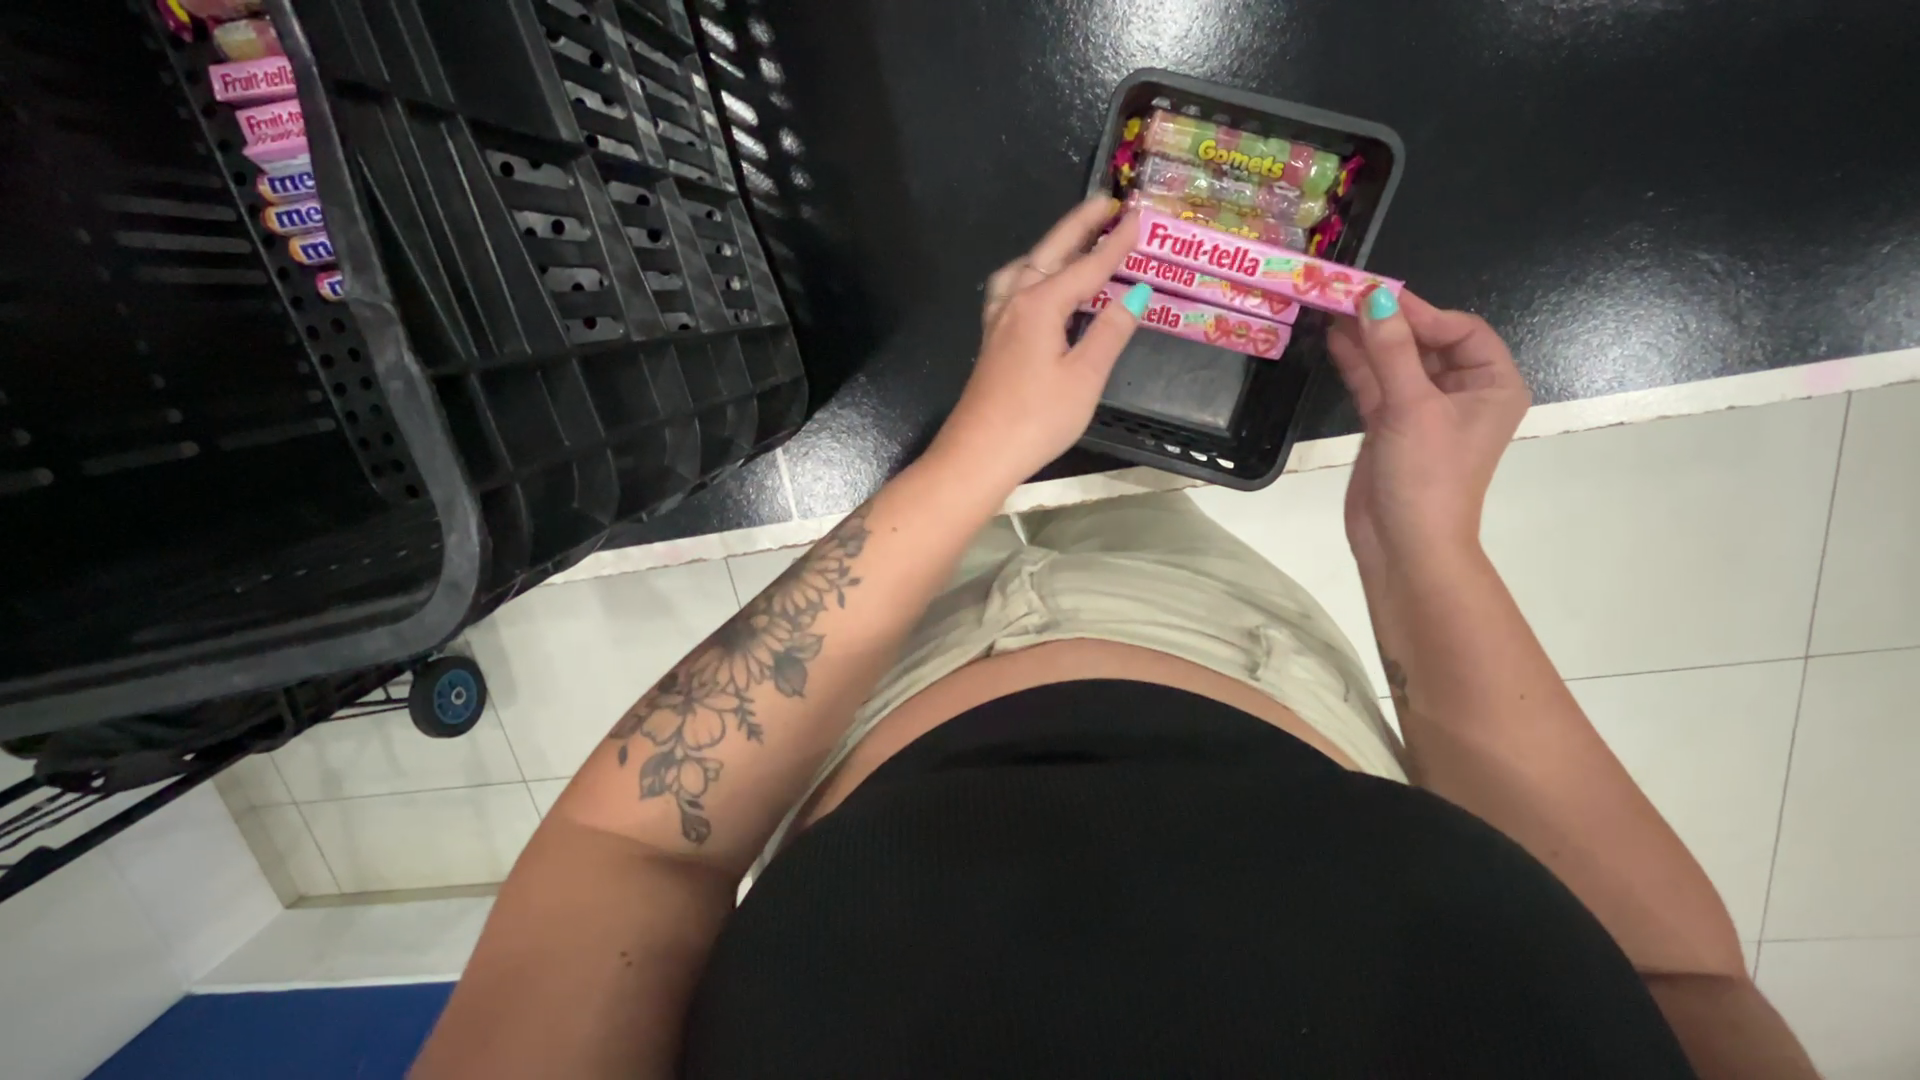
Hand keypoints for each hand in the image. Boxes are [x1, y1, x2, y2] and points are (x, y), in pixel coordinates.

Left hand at [926, 196, 1147, 492]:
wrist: (979, 454)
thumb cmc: (1036, 419)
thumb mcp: (1084, 377)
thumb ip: (1110, 332)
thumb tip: (1135, 293)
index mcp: (1040, 305)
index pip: (1087, 266)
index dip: (1115, 242)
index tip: (1138, 215)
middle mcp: (1015, 303)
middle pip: (1049, 253)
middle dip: (1078, 226)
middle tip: (1105, 203)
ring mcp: (998, 322)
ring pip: (1023, 269)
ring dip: (1048, 249)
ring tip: (1071, 243)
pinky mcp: (992, 343)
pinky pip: (1011, 291)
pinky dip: (1030, 276)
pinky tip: (1037, 290)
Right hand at [1328, 289, 1530, 568]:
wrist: (1404, 545)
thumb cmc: (1427, 477)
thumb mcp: (1411, 408)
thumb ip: (1391, 351)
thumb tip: (1373, 298)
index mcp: (1491, 385)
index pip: (1460, 330)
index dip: (1421, 313)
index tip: (1376, 296)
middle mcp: (1462, 393)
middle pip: (1425, 342)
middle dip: (1388, 321)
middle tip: (1346, 295)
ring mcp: (1422, 411)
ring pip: (1395, 362)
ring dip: (1367, 339)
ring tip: (1331, 310)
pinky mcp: (1389, 427)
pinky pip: (1376, 384)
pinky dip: (1356, 363)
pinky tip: (1333, 340)